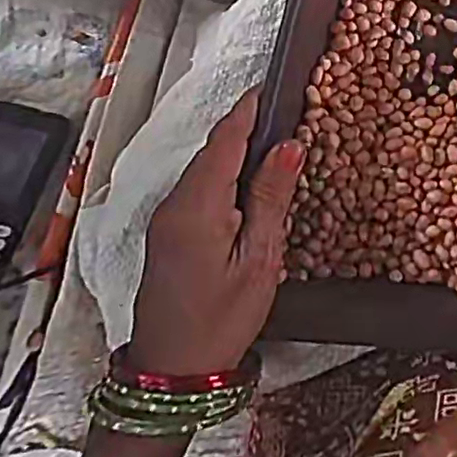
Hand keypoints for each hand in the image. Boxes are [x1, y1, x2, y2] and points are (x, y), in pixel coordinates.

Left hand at [131, 90, 303, 375]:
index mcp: (197, 209)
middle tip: (285, 111)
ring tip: (277, 139)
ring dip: (237, 150)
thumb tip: (288, 146)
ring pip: (206, 169)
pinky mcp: (171, 232)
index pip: (223, 144)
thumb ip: (272, 198)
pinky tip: (253, 179)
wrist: (174, 367)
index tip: (268, 88)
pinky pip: (201, 188)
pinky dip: (227, 174)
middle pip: (211, 152)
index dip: (245, 113)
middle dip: (244, 128)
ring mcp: (168, 219)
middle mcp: (175, 206)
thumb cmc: (222, 317)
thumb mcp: (259, 258)